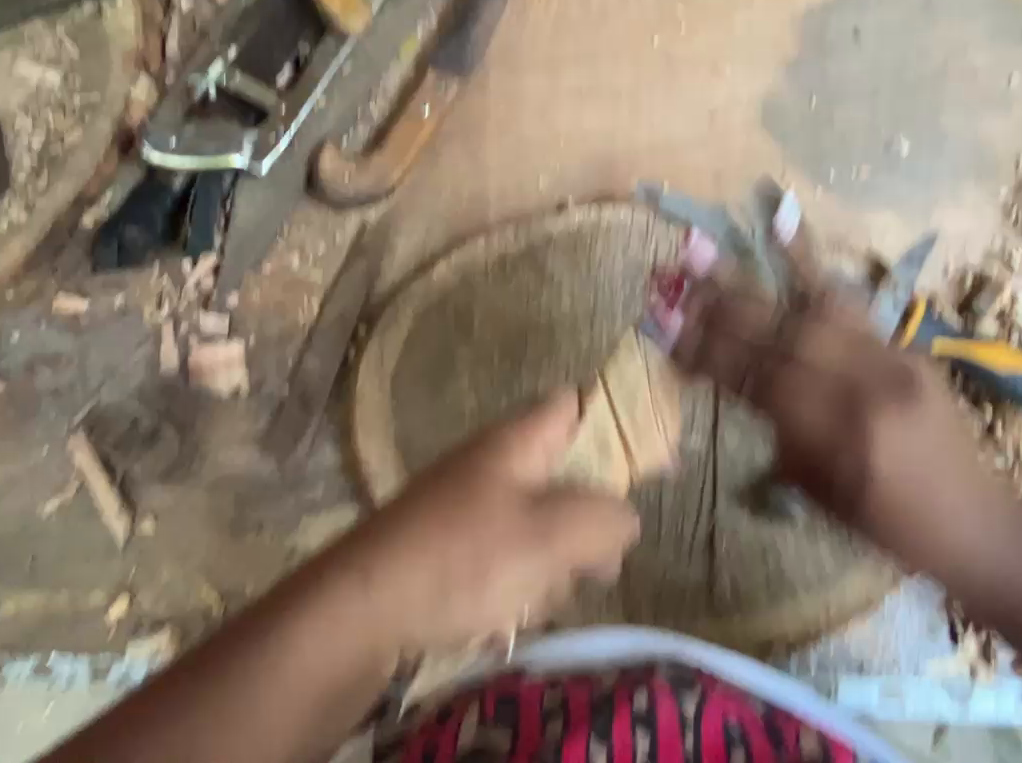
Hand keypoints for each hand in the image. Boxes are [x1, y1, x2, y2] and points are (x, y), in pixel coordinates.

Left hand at [327, 389, 641, 657]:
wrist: (365, 605)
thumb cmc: (463, 560)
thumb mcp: (549, 537)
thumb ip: (603, 519)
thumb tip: (625, 517)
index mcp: (516, 442)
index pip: (575, 405)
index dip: (619, 425)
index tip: (656, 469)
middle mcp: (492, 463)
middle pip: (565, 476)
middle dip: (587, 523)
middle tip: (594, 564)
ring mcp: (469, 505)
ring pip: (541, 525)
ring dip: (554, 565)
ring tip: (536, 597)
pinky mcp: (452, 547)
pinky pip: (508, 558)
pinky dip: (519, 585)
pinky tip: (505, 616)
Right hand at [648, 235, 1012, 575]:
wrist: (978, 525)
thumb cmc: (884, 525)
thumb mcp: (813, 485)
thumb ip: (772, 422)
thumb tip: (721, 369)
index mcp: (836, 434)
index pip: (753, 377)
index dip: (703, 351)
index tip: (662, 330)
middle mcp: (863, 386)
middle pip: (776, 335)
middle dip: (715, 309)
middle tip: (669, 284)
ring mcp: (890, 359)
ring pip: (807, 309)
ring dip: (748, 285)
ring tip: (703, 256)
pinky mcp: (904, 346)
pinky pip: (850, 300)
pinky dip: (808, 263)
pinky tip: (781, 223)